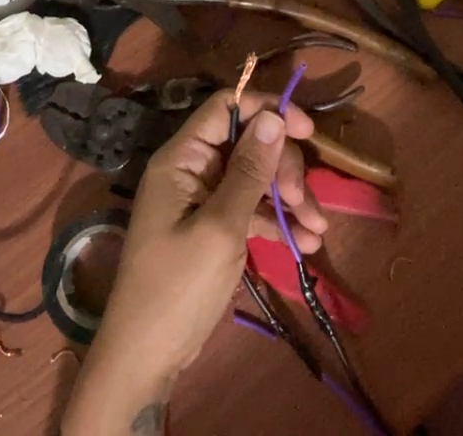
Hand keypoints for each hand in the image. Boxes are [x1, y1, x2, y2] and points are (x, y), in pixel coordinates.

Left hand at [60, 91, 326, 434]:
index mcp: (182, 159)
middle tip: (304, 201)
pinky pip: (251, 209)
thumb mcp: (220, 227)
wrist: (145, 356)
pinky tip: (306, 244)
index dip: (268, 109)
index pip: (226, 107)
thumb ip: (249, 171)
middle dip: (283, 166)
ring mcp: (202, 200)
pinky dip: (277, 222)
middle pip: (248, 142)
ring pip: (255, 177)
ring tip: (317, 230)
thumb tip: (273, 118)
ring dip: (288, 198)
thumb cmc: (177, 287)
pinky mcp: (213, 227)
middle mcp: (191, 170)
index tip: (307, 129)